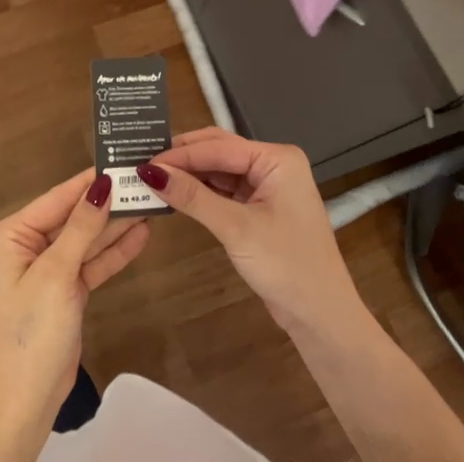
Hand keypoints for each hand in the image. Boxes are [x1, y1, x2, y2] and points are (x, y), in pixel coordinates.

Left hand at [0, 169, 150, 423]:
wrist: (30, 396)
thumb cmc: (34, 328)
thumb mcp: (57, 274)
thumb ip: (81, 228)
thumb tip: (102, 183)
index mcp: (13, 234)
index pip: (58, 198)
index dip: (90, 181)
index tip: (122, 159)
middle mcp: (28, 245)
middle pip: (74, 216)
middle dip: (107, 202)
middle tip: (144, 180)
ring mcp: (48, 268)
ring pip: (87, 238)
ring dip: (116, 224)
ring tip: (151, 201)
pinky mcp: (67, 289)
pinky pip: (93, 262)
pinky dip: (115, 251)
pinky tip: (142, 234)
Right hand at [139, 129, 350, 332]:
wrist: (321, 316)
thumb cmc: (286, 265)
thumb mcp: (235, 228)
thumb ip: (192, 196)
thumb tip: (148, 172)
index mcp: (277, 159)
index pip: (218, 146)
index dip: (179, 153)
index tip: (141, 162)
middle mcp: (273, 164)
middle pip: (218, 150)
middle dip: (182, 157)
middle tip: (142, 164)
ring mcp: (268, 186)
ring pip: (218, 170)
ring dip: (189, 174)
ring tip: (151, 178)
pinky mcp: (260, 208)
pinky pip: (224, 190)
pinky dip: (200, 192)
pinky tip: (175, 195)